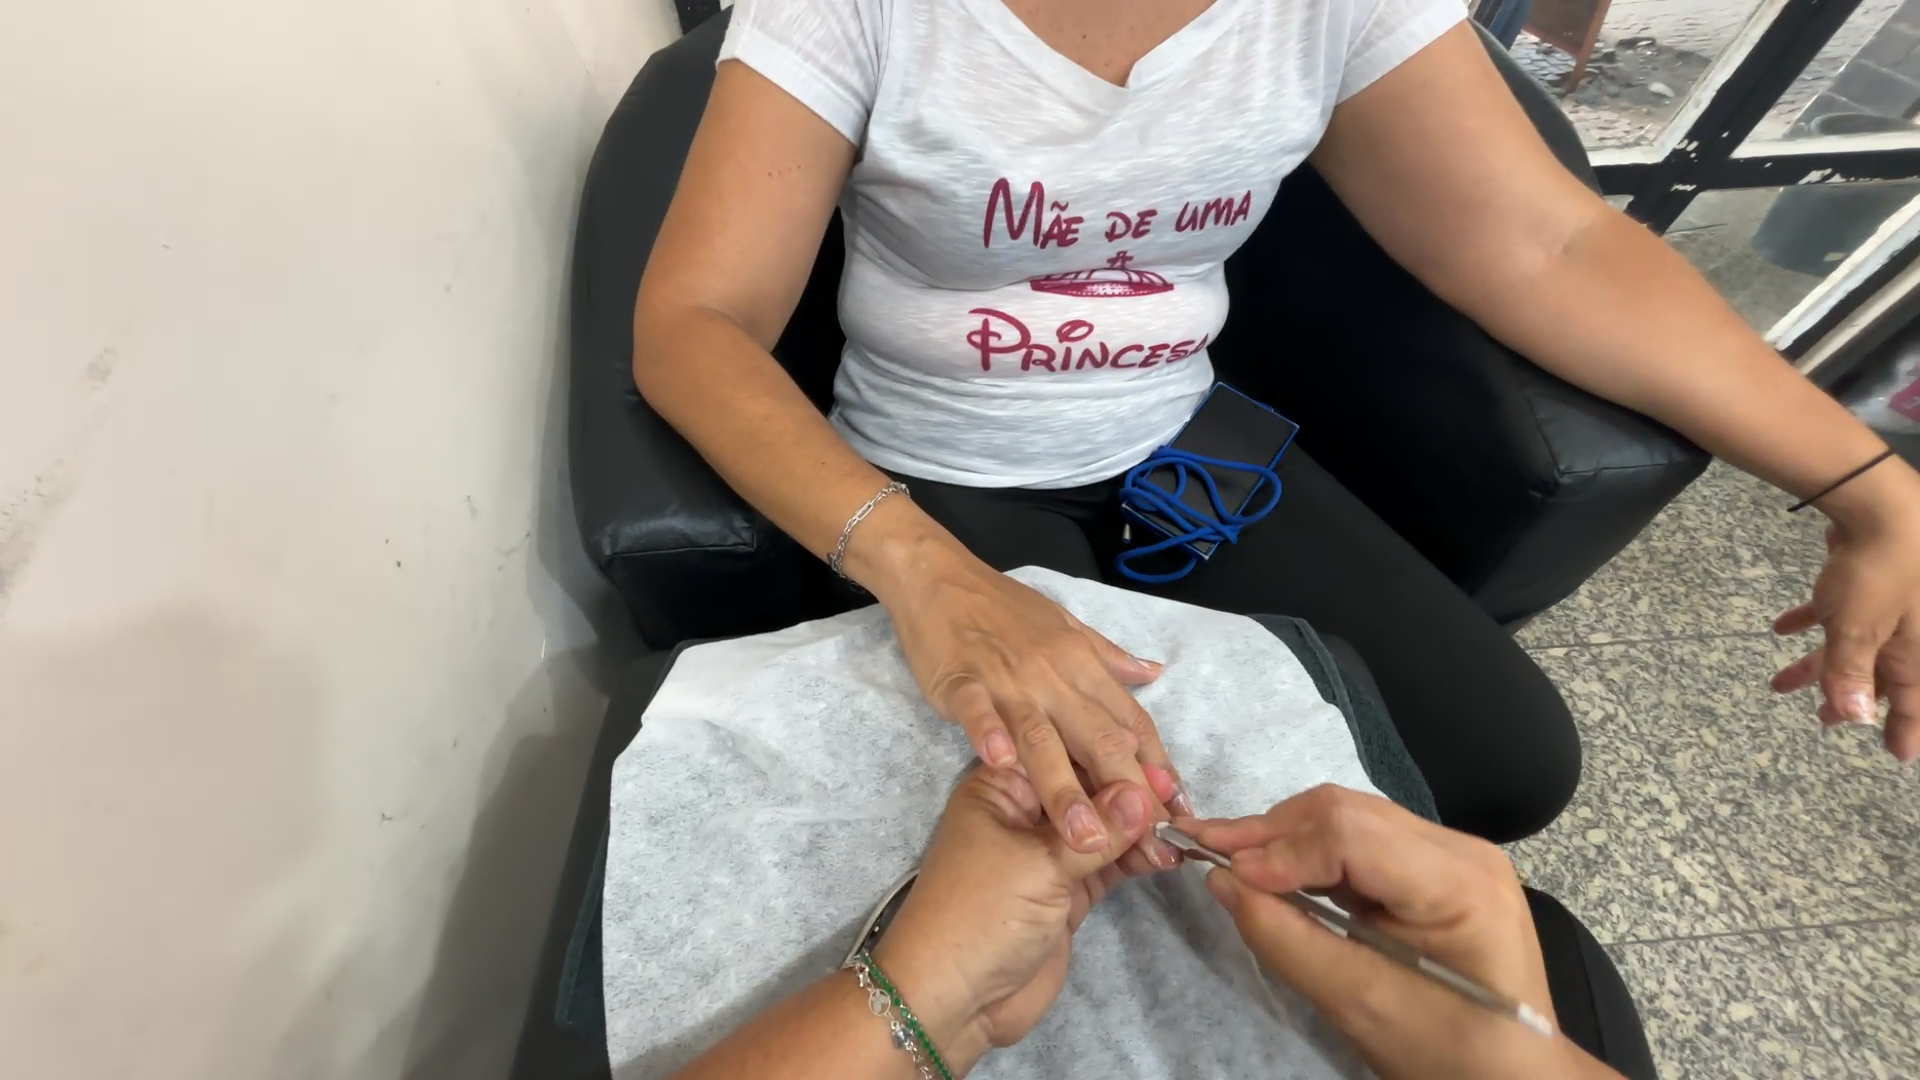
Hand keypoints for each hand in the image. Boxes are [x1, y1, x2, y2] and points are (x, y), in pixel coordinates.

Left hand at [872, 766, 1158, 1063]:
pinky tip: (1165, 856)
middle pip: (1085, 789)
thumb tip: (1146, 795)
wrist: (954, 1000)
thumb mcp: (1039, 865)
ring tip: (1178, 832)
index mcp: (1002, 784)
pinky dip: (1134, 859)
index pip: (1060, 755)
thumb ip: (1096, 833)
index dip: (1107, 757)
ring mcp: (1046, 849)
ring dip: (1137, 830)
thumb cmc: (981, 911)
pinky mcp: (1065, 887)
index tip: (1155, 766)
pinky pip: (1106, 862)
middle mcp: (1025, 808)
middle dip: (1129, 794)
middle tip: (1175, 800)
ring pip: (1100, 827)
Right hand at [878, 543, 1188, 865]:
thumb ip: (1107, 656)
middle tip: (1147, 848)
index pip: (1130, 720)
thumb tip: (1153, 674)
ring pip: (1043, 738)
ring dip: (1066, 789)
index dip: (1157, 767)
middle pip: (1098, 737)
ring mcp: (1007, 680)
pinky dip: (990, 735)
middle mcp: (1053, 676)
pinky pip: (980, 711)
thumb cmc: (1003, 605)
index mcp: (1080, 662)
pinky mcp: (962, 682)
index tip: (1177, 812)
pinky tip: (1000, 763)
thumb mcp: (1065, 623)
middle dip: (1126, 793)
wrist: (941, 577)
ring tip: (1084, 840)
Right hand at [1182, 787, 1618, 1079]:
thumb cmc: (1447, 1055)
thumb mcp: (1360, 1004)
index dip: (1281, 849)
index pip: (1350, 834)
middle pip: (1342, 813)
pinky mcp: (1424, 861)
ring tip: (1228, 854)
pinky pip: (1349, 836)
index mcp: (1460, 881)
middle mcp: (1456, 847)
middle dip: (1269, 832)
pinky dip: (1302, 849)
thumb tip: (1219, 879)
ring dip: (1280, 836)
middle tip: (1205, 846)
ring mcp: (1443, 850)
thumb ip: (1284, 938)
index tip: (1225, 873)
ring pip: (1339, 815)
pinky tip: (1270, 866)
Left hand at [1772, 512, 1919, 760]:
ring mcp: (1888, 609)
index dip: (1903, 727)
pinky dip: (1811, 623)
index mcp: (1914, 651)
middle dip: (1849, 699)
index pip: (1912, 700)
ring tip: (1781, 684)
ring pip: (1851, 647)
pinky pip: (1838, 614)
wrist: (1885, 515)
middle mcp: (1908, 634)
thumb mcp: (1859, 628)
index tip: (1896, 755)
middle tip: (1821, 721)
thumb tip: (1856, 716)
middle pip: (1877, 676)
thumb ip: (1852, 670)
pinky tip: (1782, 628)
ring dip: (1818, 665)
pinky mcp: (1864, 585)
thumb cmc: (1879, 575)